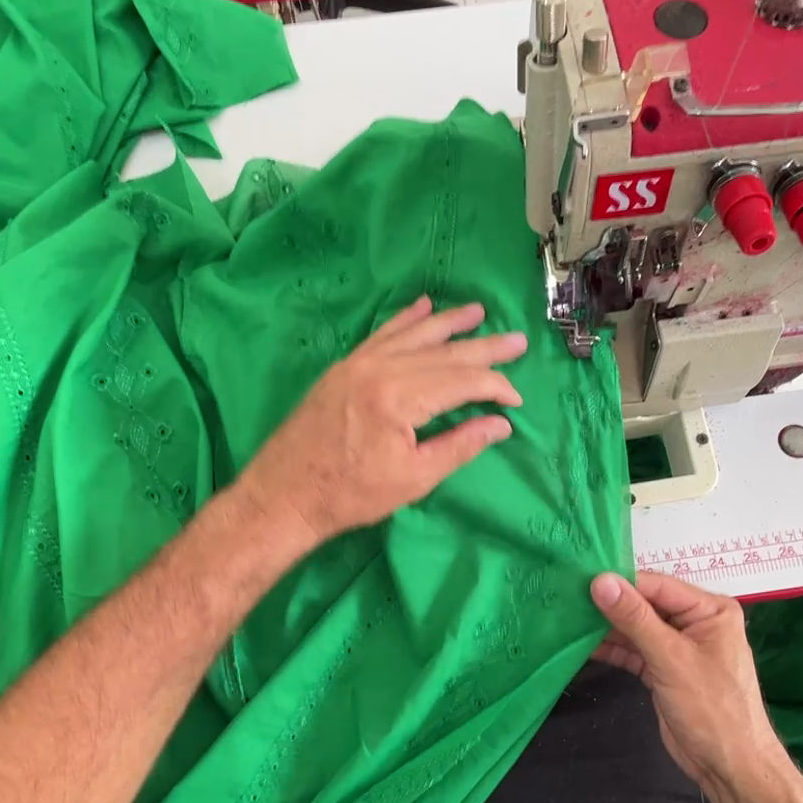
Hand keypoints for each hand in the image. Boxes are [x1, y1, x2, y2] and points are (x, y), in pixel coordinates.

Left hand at [239, 298, 526, 544]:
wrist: (285, 494)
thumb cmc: (352, 494)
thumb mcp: (414, 479)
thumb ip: (459, 446)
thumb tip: (500, 424)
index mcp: (400, 398)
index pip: (461, 381)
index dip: (494, 387)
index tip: (516, 401)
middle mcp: (380, 370)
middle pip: (443, 353)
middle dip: (484, 348)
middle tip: (517, 340)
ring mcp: (358, 364)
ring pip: (413, 336)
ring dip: (448, 323)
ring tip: (477, 312)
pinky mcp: (343, 368)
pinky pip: (381, 335)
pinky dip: (404, 320)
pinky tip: (422, 308)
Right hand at [589, 571, 786, 790]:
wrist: (728, 768)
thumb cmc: (711, 709)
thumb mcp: (671, 659)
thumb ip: (634, 618)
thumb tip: (600, 581)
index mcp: (709, 609)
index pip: (657, 586)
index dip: (620, 582)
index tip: (580, 580)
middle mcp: (695, 622)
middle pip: (645, 604)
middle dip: (610, 604)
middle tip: (567, 598)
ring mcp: (678, 647)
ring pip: (636, 628)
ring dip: (606, 628)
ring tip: (567, 620)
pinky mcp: (664, 669)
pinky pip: (634, 651)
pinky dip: (612, 650)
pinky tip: (582, 646)